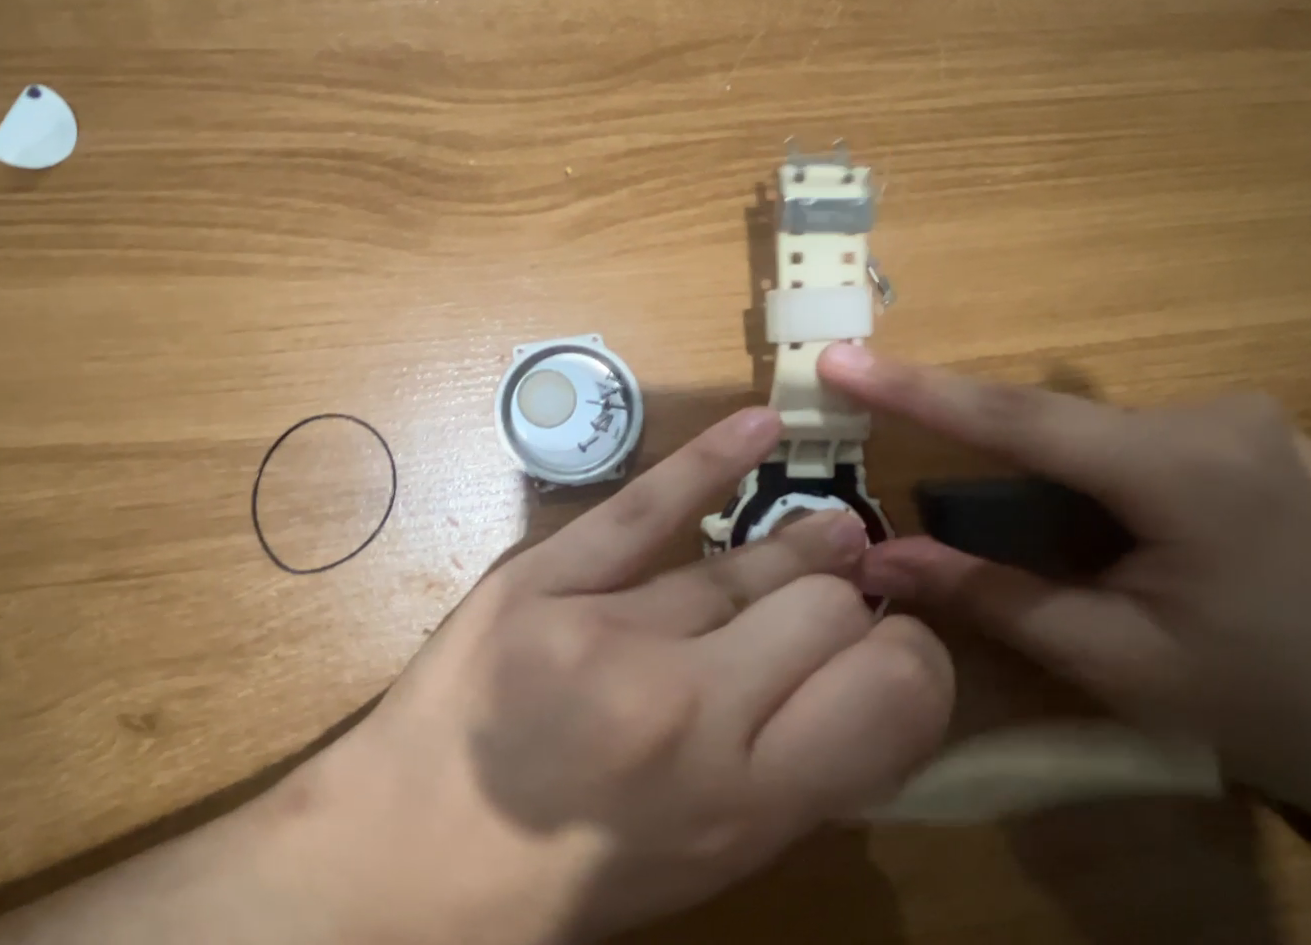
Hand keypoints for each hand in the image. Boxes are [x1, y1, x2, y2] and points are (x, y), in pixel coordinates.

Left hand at [274, 407, 953, 944]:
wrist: (403, 862)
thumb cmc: (565, 882)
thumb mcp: (706, 863)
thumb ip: (795, 777)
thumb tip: (858, 683)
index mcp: (740, 802)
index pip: (890, 691)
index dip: (907, 663)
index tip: (888, 657)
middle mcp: (686, 707)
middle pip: (822, 608)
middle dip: (845, 608)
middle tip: (842, 605)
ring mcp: (605, 632)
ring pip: (744, 564)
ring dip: (800, 551)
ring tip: (833, 537)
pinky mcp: (538, 580)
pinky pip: (641, 506)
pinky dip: (707, 460)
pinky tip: (760, 427)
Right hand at [819, 343, 1310, 941]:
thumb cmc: (1266, 705)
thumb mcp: (1109, 657)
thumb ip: (988, 593)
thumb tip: (878, 558)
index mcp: (1183, 468)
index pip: (1017, 418)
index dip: (915, 389)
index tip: (838, 359)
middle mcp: (1214, 415)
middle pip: (1052, 424)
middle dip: (978, 454)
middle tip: (926, 494)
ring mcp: (1242, 420)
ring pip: (1088, 434)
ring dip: (1036, 478)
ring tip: (1046, 553)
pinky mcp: (1251, 438)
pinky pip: (1127, 442)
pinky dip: (1080, 480)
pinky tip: (1103, 542)